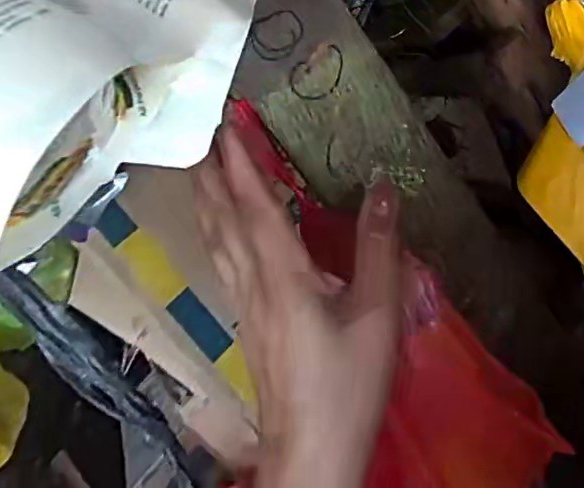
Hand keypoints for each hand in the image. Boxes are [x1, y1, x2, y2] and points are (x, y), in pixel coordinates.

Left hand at [193, 128, 401, 487]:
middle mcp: (254, 284)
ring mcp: (245, 307)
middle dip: (212, 176)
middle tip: (202, 137)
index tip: (227, 127)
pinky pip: (223, 263)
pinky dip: (216, 233)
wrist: (311, 458)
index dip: (241, 165)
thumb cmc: (347, 383)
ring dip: (208, 203)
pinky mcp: (248, 325)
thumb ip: (378, 246)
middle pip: (223, 222)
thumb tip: (381, 184)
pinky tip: (220, 235)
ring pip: (217, 244)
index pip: (255, 208)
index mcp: (282, 276)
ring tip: (201, 173)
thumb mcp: (376, 313)